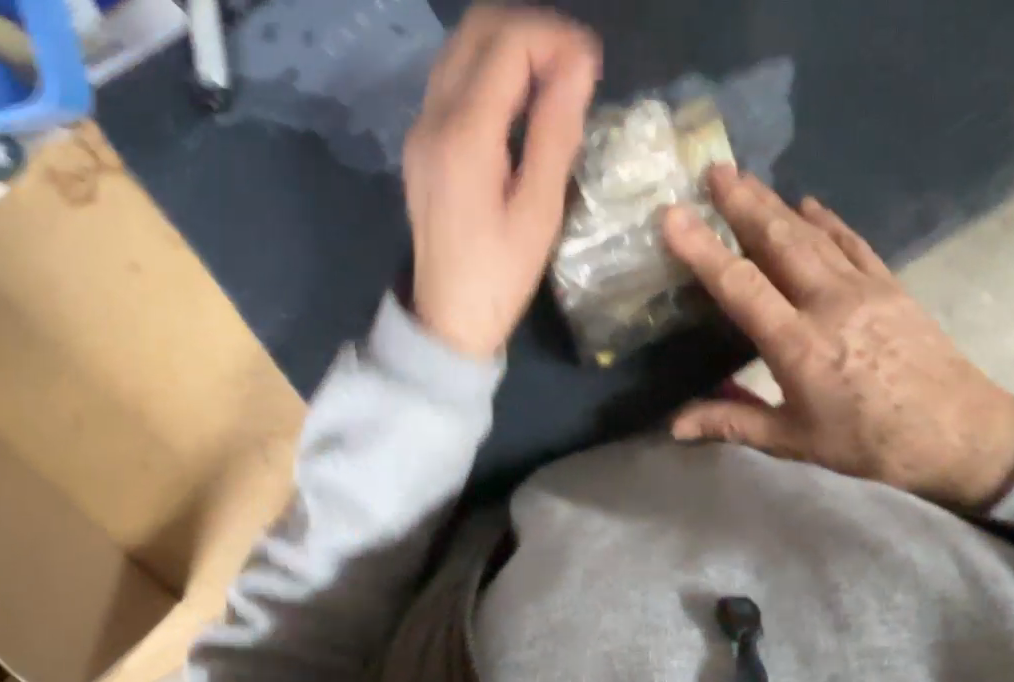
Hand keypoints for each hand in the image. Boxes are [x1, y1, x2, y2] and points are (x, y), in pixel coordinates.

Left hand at [403, 7, 600, 356]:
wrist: (446, 322)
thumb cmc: (499, 277)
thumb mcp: (538, 210)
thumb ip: (556, 131)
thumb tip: (580, 63)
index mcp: (463, 136)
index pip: (508, 43)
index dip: (557, 39)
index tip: (592, 69)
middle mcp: (432, 119)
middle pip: (478, 29)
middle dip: (532, 33)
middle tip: (574, 69)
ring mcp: (421, 130)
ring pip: (462, 49)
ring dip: (510, 48)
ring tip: (554, 83)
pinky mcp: (421, 145)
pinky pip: (453, 80)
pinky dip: (491, 73)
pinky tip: (523, 104)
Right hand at [662, 166, 1013, 509]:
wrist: (957, 433)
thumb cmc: (867, 442)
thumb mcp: (792, 440)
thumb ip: (732, 422)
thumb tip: (673, 426)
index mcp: (797, 344)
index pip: (741, 286)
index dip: (703, 249)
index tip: (673, 216)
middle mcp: (828, 303)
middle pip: (778, 241)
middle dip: (743, 203)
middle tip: (712, 171)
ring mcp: (864, 288)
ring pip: (812, 234)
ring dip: (775, 204)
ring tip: (746, 178)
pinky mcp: (890, 286)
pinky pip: (852, 243)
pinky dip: (827, 221)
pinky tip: (809, 204)